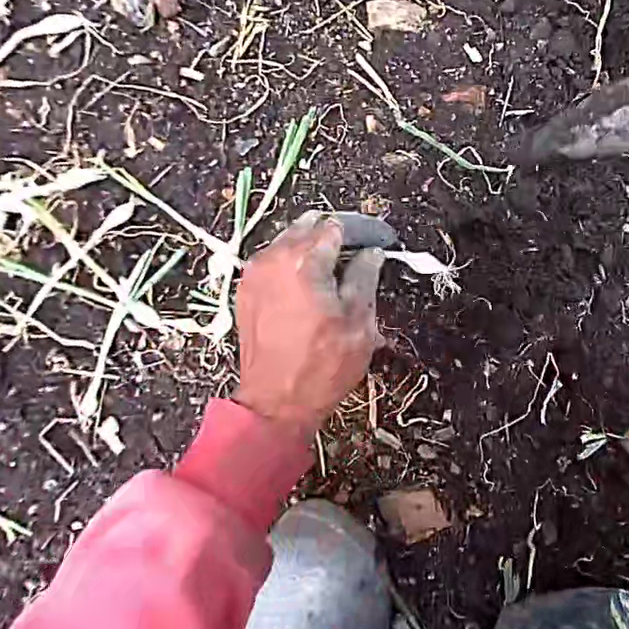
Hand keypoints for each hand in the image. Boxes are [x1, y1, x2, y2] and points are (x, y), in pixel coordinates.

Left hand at [233, 214, 384, 427]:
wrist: (276, 402)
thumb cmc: (323, 363)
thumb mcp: (360, 318)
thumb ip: (365, 276)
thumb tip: (371, 254)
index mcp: (303, 261)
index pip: (338, 226)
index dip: (365, 231)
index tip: (382, 241)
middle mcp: (272, 259)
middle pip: (309, 227)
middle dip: (339, 232)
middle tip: (365, 248)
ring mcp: (254, 274)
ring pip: (289, 241)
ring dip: (316, 245)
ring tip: (343, 264)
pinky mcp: (246, 292)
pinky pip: (275, 261)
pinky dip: (296, 261)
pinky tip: (315, 280)